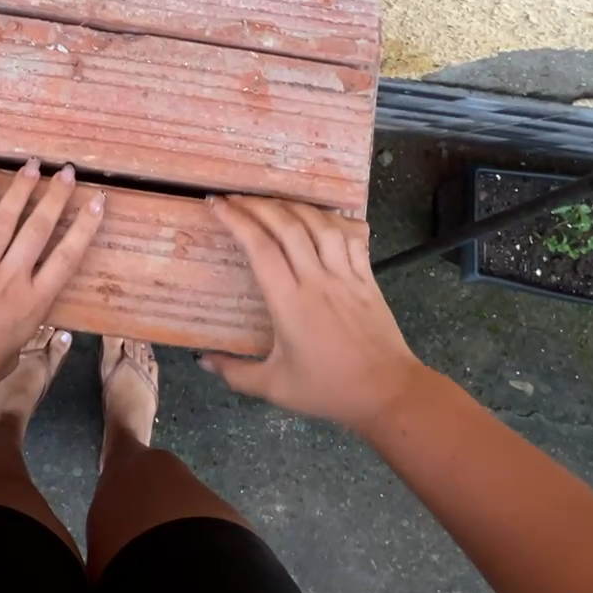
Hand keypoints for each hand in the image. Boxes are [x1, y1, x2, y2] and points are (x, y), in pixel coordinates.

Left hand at [0, 159, 104, 406]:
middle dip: (55, 197)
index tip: (97, 201)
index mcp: (33, 304)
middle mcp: (11, 280)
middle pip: (38, 229)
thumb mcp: (13, 353)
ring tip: (34, 165)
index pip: (66, 257)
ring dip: (22, 189)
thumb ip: (26, 327)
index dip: (84, 227)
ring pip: (5, 220)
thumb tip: (39, 320)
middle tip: (66, 171)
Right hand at [199, 196, 427, 432]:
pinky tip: (316, 215)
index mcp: (289, 302)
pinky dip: (331, 219)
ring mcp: (346, 276)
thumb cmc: (329, 390)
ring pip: (319, 225)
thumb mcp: (275, 388)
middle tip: (235, 198)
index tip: (216, 204)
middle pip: (287, 226)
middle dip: (257, 204)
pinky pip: (350, 237)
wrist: (390, 394)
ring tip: (271, 201)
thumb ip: (235, 374)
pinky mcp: (368, 278)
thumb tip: (202, 361)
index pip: (260, 247)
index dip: (236, 220)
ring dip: (292, 206)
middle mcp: (317, 280)